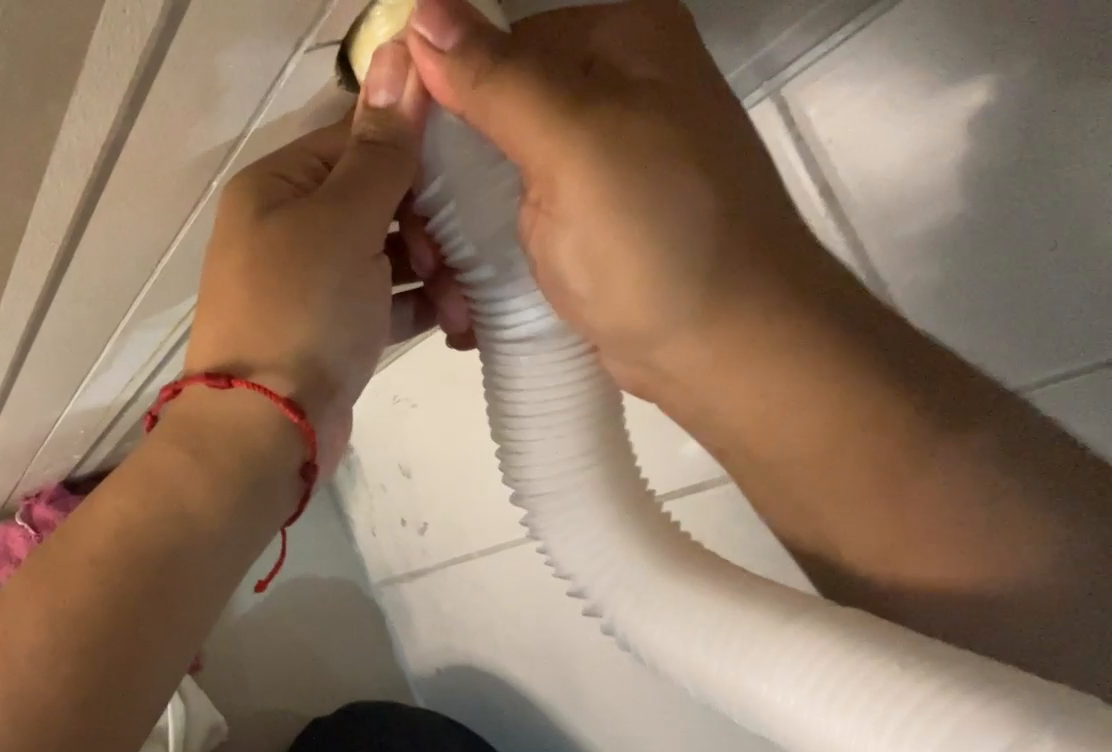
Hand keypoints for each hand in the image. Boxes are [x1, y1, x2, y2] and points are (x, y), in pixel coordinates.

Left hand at [186, 40, 431, 454]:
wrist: (265, 429)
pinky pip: (382, 302)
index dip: (415, 152)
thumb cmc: (301, 311)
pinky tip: (459, 320)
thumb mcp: (344, 218)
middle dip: (430, 222)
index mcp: (275, 186)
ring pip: (386, 253)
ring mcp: (305, 285)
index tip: (467, 174)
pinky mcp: (327, 332)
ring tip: (465, 301)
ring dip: (434, 269)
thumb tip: (401, 49)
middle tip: (460, 255)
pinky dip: (418, 306)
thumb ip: (381, 145)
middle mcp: (284, 229)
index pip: (357, 138)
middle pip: (377, 198)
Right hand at [400, 0, 839, 399]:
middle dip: (438, 195)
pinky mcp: (578, 221)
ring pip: (482, 180)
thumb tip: (420, 10)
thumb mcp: (573, 146)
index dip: (432, 116)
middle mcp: (604, 89)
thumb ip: (497, 80)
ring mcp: (591, 161)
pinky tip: (465, 300)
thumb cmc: (655, 239)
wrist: (722, 346)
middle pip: (478, 122)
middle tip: (426, 258)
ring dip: (450, 240)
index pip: (485, 51)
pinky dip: (476, 261)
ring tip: (448, 293)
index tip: (402, 188)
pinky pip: (503, 223)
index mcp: (615, 41)